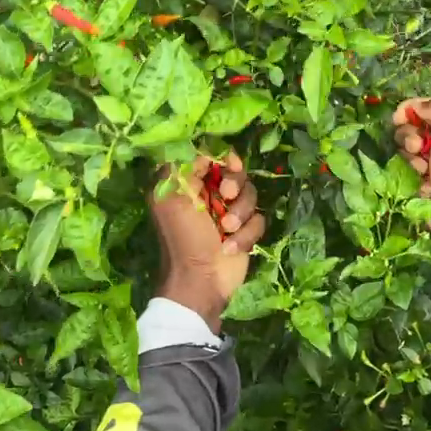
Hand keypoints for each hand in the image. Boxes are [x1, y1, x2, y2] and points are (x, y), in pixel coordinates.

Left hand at [150, 152, 265, 331]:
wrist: (200, 281)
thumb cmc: (183, 238)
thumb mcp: (172, 196)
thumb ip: (182, 165)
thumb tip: (203, 148)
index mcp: (188, 183)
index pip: (211, 155)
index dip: (223, 157)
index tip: (229, 164)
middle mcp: (209, 195)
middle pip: (236, 172)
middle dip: (235, 183)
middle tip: (227, 195)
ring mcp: (229, 213)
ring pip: (250, 195)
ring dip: (240, 212)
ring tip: (226, 230)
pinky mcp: (245, 231)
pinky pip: (258, 220)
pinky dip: (246, 234)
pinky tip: (231, 247)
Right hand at [391, 96, 430, 243]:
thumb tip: (418, 106)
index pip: (424, 107)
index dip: (408, 110)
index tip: (397, 118)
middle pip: (411, 129)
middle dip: (409, 137)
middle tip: (419, 148)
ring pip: (407, 151)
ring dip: (413, 159)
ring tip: (425, 171)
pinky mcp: (427, 182)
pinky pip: (410, 172)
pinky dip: (417, 177)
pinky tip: (428, 186)